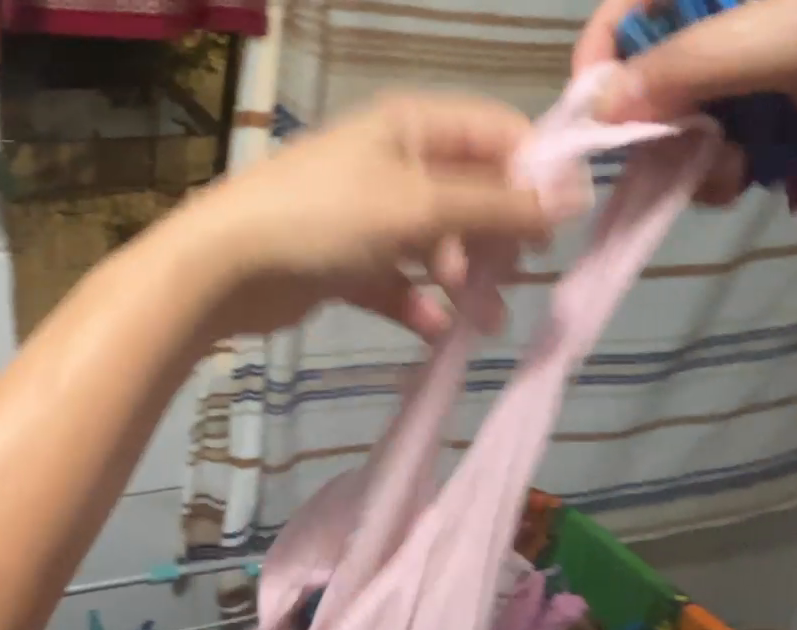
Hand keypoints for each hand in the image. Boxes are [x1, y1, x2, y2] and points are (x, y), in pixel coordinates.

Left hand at [151, 93, 583, 343]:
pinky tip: (434, 334)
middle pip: (466, 197)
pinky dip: (414, 305)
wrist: (223, 267)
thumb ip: (497, 206)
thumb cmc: (324, 219)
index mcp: (412, 127)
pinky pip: (392, 283)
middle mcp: (390, 166)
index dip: (533, 177)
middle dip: (494, 240)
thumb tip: (573, 199)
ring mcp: (362, 218)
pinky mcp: (338, 265)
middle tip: (514, 282)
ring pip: (430, 246)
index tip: (557, 228)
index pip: (496, 136)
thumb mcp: (420, 206)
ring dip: (459, 283)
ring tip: (481, 323)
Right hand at [573, 0, 796, 205]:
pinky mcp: (765, 104)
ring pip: (673, 109)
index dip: (608, 39)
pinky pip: (703, 141)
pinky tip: (743, 178)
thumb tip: (602, 106)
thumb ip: (702, 60)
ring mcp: (759, 57)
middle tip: (671, 152)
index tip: (597, 100)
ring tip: (728, 172)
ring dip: (684, 153)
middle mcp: (751, 6)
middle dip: (653, 115)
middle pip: (653, 57)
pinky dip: (711, 169)